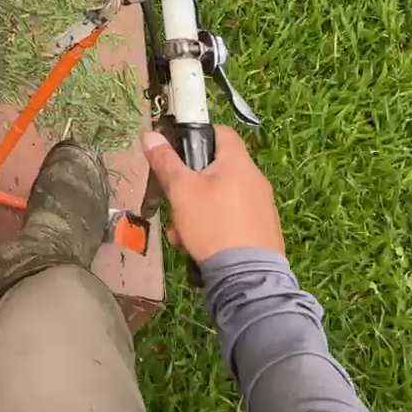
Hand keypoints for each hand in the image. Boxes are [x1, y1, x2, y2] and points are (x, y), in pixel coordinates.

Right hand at [141, 126, 283, 261]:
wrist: (248, 279)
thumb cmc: (213, 223)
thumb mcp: (181, 189)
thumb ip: (165, 161)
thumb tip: (150, 135)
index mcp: (238, 164)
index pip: (221, 132)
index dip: (198, 134)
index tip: (178, 149)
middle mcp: (254, 181)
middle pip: (215, 168)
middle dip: (188, 182)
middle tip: (173, 196)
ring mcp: (261, 208)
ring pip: (219, 196)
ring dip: (195, 207)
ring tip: (181, 228)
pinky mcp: (261, 231)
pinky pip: (230, 217)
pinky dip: (211, 224)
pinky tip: (195, 244)